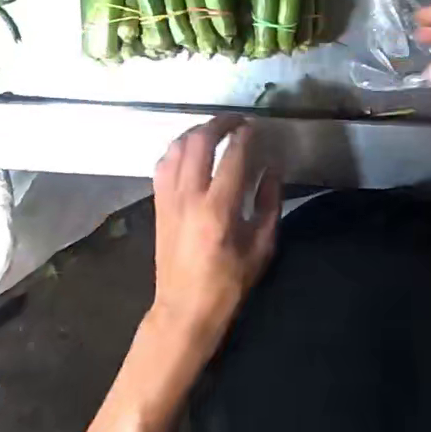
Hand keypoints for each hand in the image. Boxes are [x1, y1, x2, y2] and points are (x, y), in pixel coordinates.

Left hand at [147, 116, 281, 351]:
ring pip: (176, 147)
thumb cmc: (228, 283)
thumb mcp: (261, 247)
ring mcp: (168, 199)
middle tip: (236, 120)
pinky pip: (163, 164)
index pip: (232, 157)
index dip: (245, 136)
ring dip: (196, 132)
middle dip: (219, 124)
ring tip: (215, 130)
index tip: (254, 127)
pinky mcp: (158, 204)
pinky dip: (177, 149)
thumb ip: (268, 203)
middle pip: (199, 142)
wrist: (184, 310)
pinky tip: (189, 150)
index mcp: (218, 209)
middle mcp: (188, 197)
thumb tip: (272, 168)